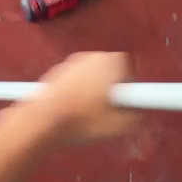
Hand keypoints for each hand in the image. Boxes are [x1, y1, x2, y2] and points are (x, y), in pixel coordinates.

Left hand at [19, 52, 141, 146]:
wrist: (44, 119)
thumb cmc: (83, 119)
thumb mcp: (119, 125)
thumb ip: (136, 116)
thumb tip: (137, 114)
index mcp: (112, 62)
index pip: (130, 72)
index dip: (128, 90)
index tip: (123, 105)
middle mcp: (92, 55)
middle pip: (110, 71)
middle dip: (110, 88)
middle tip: (107, 110)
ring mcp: (72, 61)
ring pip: (91, 75)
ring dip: (92, 90)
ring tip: (88, 113)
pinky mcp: (56, 71)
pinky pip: (74, 80)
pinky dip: (76, 91)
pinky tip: (72, 110)